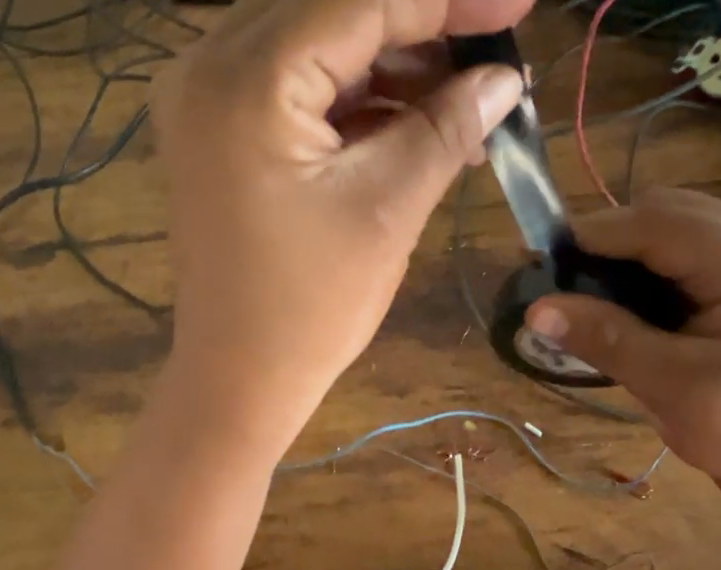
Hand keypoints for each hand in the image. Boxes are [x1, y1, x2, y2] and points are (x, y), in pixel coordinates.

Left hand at [151, 0, 528, 422]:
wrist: (237, 380)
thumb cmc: (309, 309)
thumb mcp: (387, 210)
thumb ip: (445, 126)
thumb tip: (503, 79)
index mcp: (248, 79)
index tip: (518, 8)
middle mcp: (207, 65)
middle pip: (332, 9)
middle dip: (419, 27)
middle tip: (491, 58)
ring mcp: (202, 98)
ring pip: (312, 42)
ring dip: (388, 64)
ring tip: (462, 105)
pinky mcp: (212, 131)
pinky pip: (290, 84)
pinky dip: (350, 96)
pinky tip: (410, 122)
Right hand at [523, 188, 720, 499]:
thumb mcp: (666, 384)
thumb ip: (604, 337)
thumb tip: (536, 309)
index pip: (660, 223)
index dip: (596, 235)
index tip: (540, 258)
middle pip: (670, 211)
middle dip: (612, 239)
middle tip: (564, 282)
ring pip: (678, 225)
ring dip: (629, 252)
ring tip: (589, 293)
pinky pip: (691, 249)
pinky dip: (650, 267)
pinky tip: (627, 302)